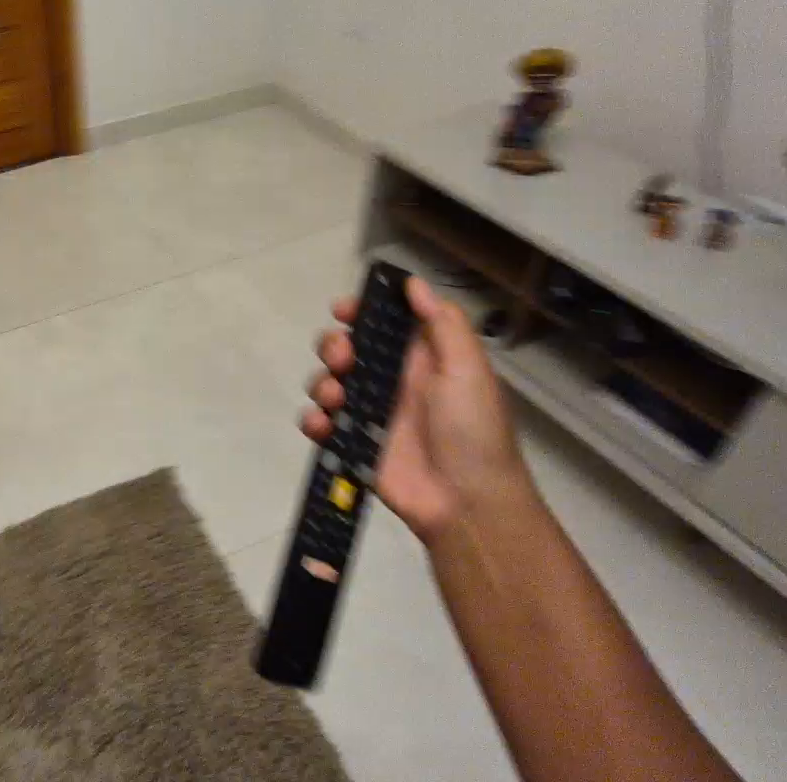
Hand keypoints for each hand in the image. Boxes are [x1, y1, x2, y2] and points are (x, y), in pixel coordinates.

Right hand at [300, 277, 535, 540]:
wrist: (466, 502)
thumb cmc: (473, 431)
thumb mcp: (470, 370)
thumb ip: (443, 324)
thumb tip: (413, 283)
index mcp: (419, 360)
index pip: (382, 323)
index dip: (360, 312)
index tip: (345, 311)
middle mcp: (390, 381)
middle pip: (346, 349)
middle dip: (334, 346)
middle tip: (343, 359)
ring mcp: (369, 413)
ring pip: (328, 382)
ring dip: (322, 382)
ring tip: (335, 399)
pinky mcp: (352, 444)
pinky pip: (320, 423)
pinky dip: (313, 419)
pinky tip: (322, 425)